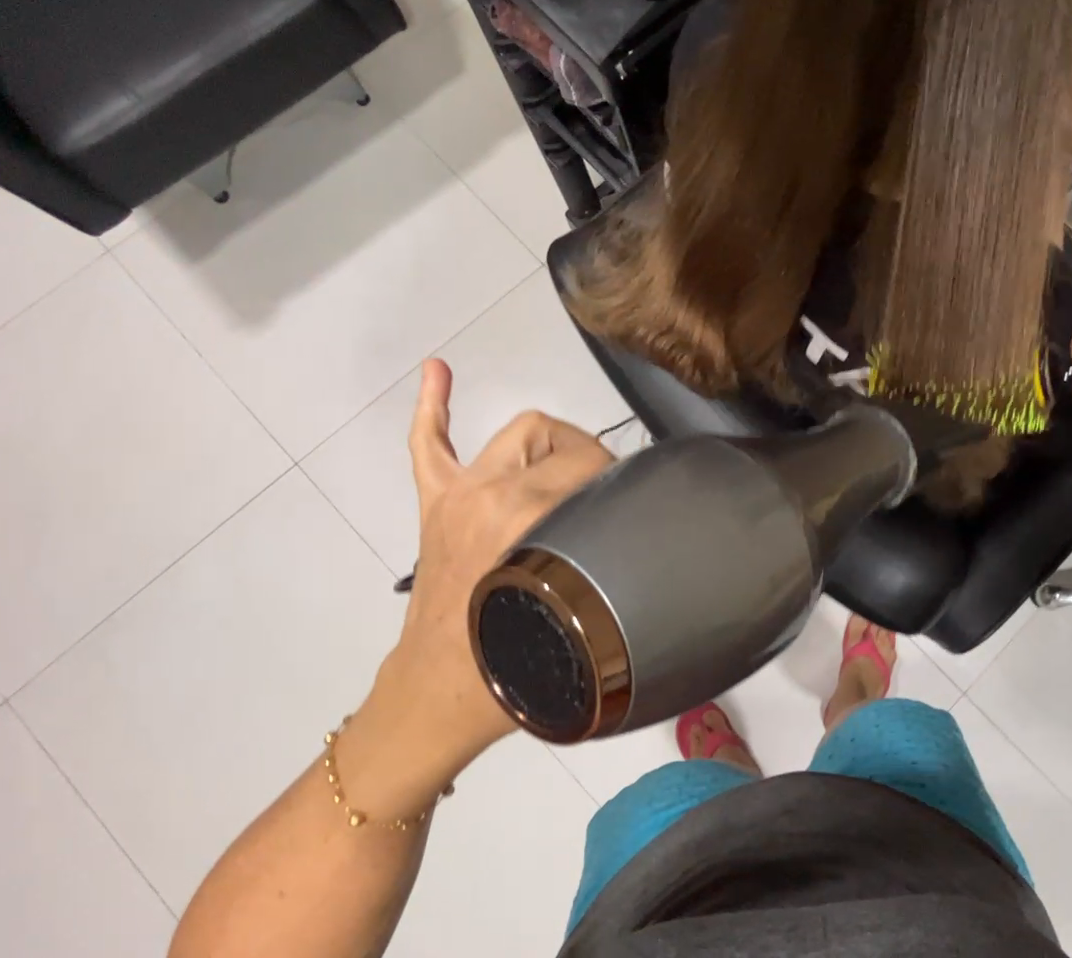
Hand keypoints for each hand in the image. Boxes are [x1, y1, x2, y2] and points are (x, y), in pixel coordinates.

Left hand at [341, 360, 612, 813]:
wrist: (436, 698)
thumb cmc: (513, 669)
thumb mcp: (581, 616)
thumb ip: (608, 560)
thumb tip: (642, 527)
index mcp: (524, 517)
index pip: (590, 463)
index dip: (620, 478)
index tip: (634, 504)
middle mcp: (488, 494)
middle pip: (555, 439)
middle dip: (589, 458)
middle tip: (603, 497)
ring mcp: (455, 496)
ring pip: (514, 433)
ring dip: (546, 442)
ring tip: (567, 465)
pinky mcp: (433, 506)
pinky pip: (429, 446)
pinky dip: (434, 409)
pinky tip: (438, 372)